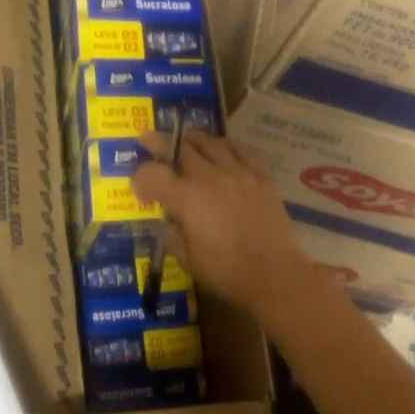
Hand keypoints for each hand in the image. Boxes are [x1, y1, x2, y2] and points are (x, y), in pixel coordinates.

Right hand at [130, 130, 318, 318]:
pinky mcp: (260, 176)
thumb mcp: (188, 260)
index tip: (140, 191)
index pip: (153, 174)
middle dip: (158, 143)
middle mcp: (211, 177)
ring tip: (184, 140)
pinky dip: (227, 144)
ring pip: (210, 142)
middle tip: (147, 139)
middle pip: (179, 147)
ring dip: (192, 139)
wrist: (275, 274)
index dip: (139, 178)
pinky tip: (222, 147)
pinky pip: (242, 149)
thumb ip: (173, 234)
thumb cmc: (227, 273)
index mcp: (187, 198)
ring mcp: (238, 173)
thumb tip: (171, 220)